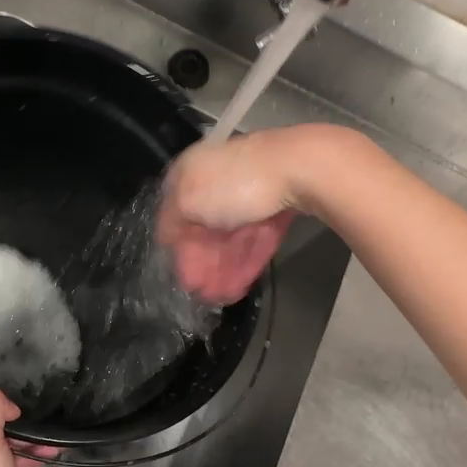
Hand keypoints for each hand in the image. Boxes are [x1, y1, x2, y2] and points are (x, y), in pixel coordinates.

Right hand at [155, 125, 336, 303]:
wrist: (301, 168)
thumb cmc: (233, 185)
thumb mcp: (187, 201)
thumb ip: (170, 221)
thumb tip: (165, 236)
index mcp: (190, 173)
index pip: (175, 215)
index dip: (177, 248)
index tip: (182, 277)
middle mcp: (216, 181)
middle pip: (205, 230)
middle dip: (204, 265)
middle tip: (203, 296)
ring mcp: (249, 193)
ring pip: (231, 238)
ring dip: (224, 270)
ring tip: (222, 298)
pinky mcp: (276, 207)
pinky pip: (255, 239)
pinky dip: (246, 263)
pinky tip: (240, 285)